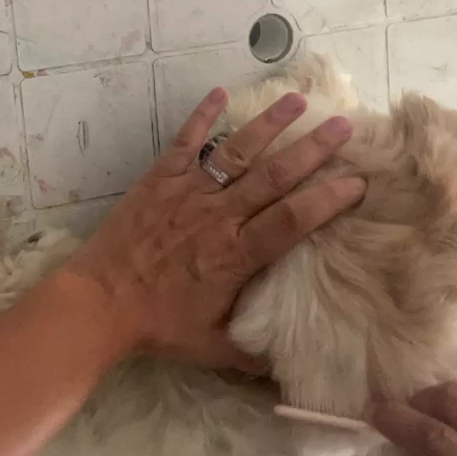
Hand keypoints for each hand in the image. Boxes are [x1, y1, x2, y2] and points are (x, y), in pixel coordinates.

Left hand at [57, 88, 364, 369]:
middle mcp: (218, 216)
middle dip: (311, 149)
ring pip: (235, 152)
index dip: (327, 199)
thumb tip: (297, 363)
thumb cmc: (159, 326)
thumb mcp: (215, 349)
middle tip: (344, 126)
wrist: (99, 303)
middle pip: (272, 176)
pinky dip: (202, 116)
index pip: (292, 219)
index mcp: (236, 255)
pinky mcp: (159, 179)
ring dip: (268, 124)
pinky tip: (220, 92)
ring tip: (297, 100)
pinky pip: (185, 142)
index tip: (357, 181)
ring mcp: (187, 192)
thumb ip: (258, 353)